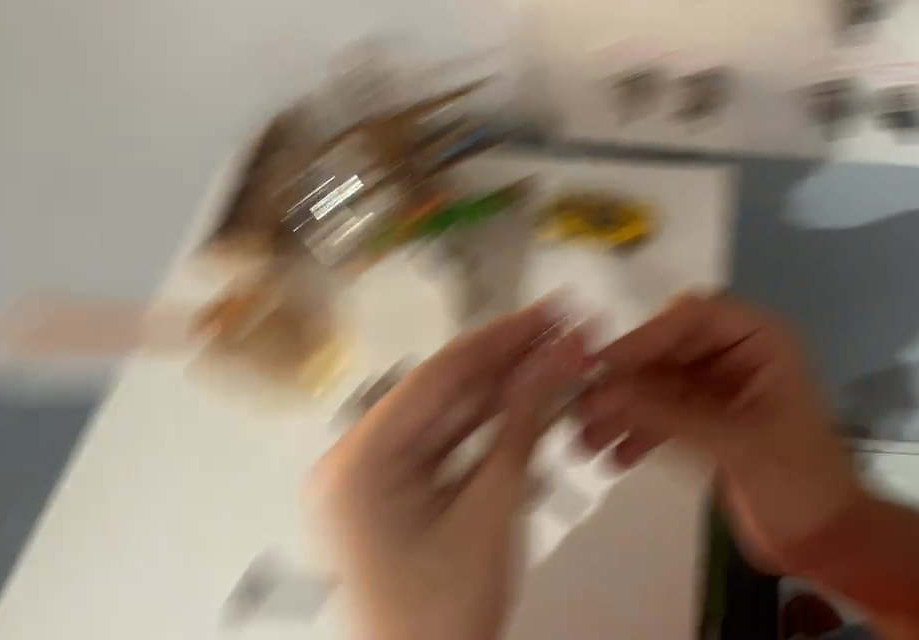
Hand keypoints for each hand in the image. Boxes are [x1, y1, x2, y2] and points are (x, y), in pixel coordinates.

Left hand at [313, 304, 582, 639]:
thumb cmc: (443, 613)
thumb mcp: (491, 508)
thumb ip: (523, 421)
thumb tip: (557, 354)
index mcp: (357, 464)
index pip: (438, 376)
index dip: (501, 337)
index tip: (550, 310)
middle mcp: (355, 461)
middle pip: (445, 390)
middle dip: (509, 359)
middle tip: (563, 328)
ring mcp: (374, 477)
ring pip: (450, 412)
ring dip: (506, 386)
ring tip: (558, 354)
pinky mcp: (397, 491)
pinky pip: (448, 441)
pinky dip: (492, 422)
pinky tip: (533, 396)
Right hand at [578, 295, 863, 573]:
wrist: (824, 541)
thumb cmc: (798, 480)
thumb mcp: (736, 443)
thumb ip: (672, 413)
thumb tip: (604, 389)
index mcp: (759, 339)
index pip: (694, 318)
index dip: (646, 336)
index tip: (600, 364)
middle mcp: (736, 354)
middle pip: (669, 349)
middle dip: (626, 379)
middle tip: (581, 407)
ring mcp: (720, 388)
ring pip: (660, 383)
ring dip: (624, 409)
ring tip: (586, 442)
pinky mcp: (708, 422)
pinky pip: (664, 414)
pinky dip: (639, 432)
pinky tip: (615, 459)